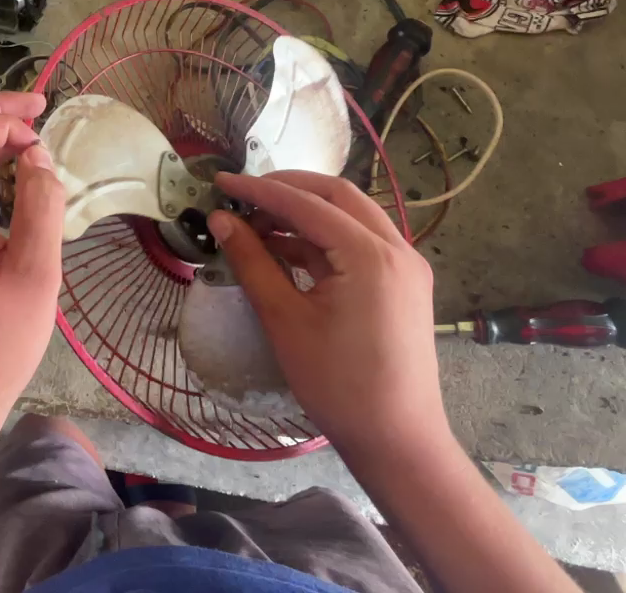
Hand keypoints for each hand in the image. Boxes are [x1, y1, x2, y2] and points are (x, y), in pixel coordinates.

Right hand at [208, 170, 448, 455]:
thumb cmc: (337, 383)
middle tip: (242, 196)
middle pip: (336, 196)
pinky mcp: (403, 284)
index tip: (220, 182)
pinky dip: (322, 237)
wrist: (398, 443)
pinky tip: (286, 249)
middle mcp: (396, 249)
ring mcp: (405, 266)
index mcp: (371, 255)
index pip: (306, 204)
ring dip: (305, 211)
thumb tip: (221, 221)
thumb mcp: (284, 319)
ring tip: (257, 223)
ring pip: (350, 216)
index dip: (258, 190)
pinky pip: (359, 242)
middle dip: (287, 189)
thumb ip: (252, 261)